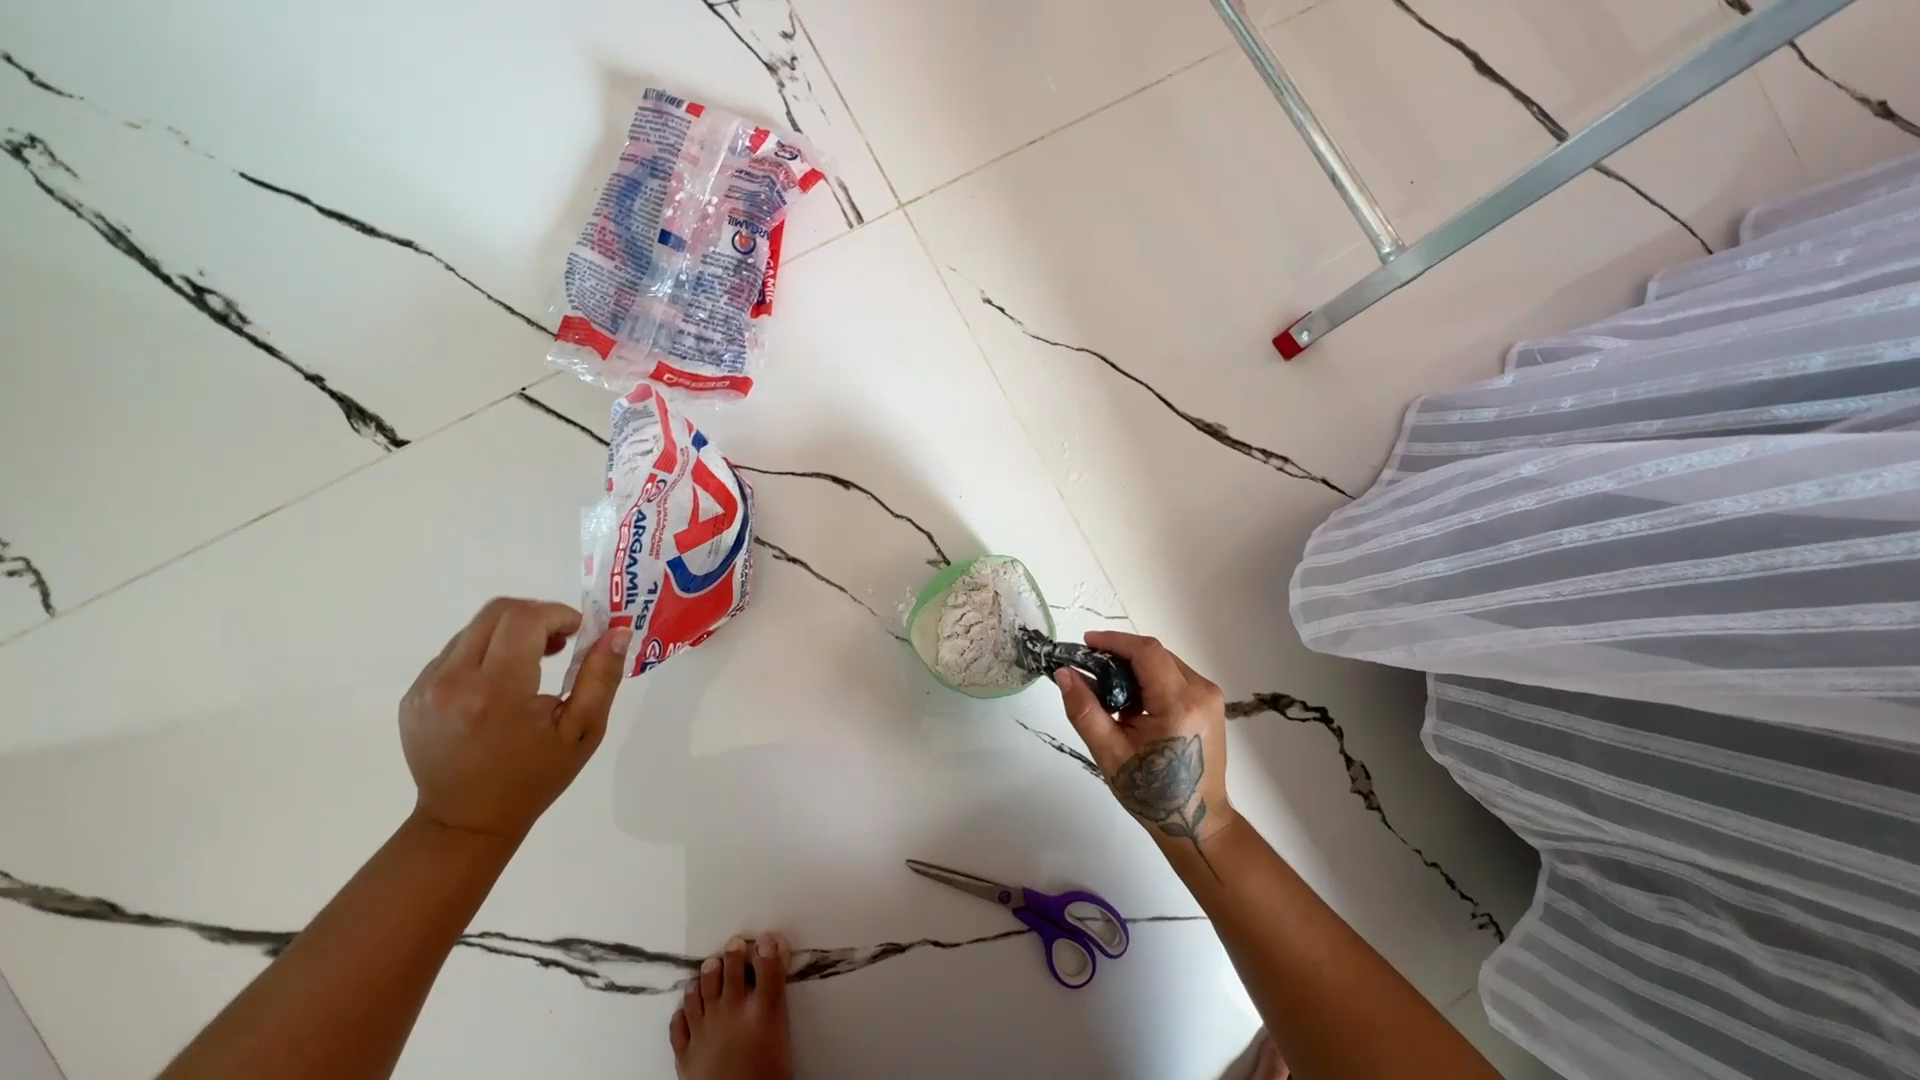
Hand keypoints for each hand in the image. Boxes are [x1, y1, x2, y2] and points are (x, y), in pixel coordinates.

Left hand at [399, 598, 630, 844]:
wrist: (466, 822)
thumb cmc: (534, 778)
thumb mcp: (582, 732)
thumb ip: (601, 677)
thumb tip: (616, 632)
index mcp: (497, 690)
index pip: (525, 618)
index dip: (558, 614)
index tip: (578, 633)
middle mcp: (453, 680)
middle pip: (496, 612)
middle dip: (535, 616)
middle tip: (560, 643)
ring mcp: (426, 687)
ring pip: (473, 629)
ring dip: (508, 634)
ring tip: (532, 664)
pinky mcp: (413, 695)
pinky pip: (453, 653)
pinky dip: (484, 654)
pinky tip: (499, 686)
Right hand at [1055, 632, 1235, 875]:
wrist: (1195, 822)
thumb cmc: (1151, 793)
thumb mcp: (1109, 752)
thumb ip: (1084, 709)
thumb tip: (1064, 673)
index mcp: (1179, 704)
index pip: (1146, 652)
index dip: (1114, 641)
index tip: (1085, 644)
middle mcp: (1201, 692)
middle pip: (1156, 654)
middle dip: (1120, 656)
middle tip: (1090, 671)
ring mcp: (1210, 697)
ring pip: (1165, 664)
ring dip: (1135, 669)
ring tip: (1109, 694)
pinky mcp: (1210, 704)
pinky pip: (1174, 677)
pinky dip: (1149, 681)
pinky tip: (1132, 705)